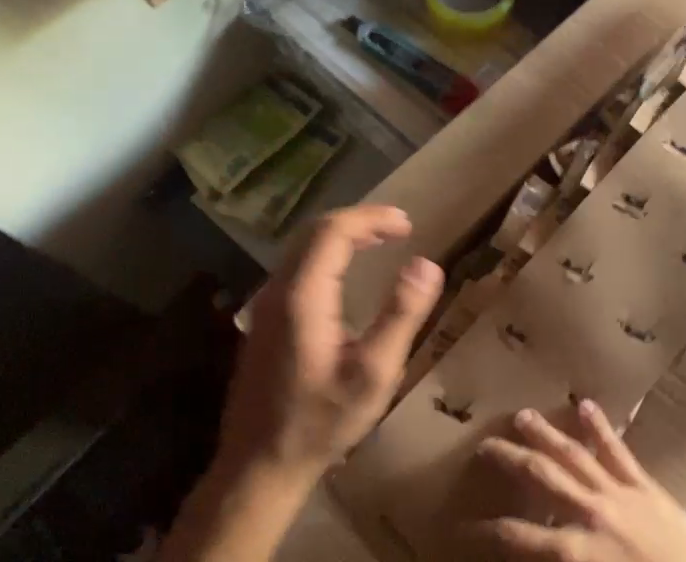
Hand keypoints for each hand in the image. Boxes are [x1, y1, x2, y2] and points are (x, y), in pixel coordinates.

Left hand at [217, 204, 444, 477]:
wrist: (257, 468)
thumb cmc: (321, 421)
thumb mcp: (373, 373)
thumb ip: (401, 315)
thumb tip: (428, 264)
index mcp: (303, 296)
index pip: (333, 231)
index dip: (372, 218)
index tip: (407, 225)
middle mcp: (277, 292)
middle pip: (314, 232)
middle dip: (358, 221)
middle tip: (398, 229)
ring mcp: (265, 307)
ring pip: (301, 249)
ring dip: (341, 236)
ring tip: (379, 242)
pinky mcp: (263, 323)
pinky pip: (296, 268)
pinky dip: (326, 256)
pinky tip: (345, 275)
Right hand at [475, 402, 685, 561]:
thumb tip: (531, 552)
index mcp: (571, 552)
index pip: (515, 537)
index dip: (484, 531)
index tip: (462, 525)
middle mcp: (589, 514)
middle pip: (540, 478)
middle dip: (510, 460)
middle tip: (485, 444)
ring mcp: (619, 494)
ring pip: (575, 455)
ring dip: (547, 434)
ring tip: (524, 415)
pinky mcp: (646, 487)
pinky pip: (619, 452)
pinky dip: (601, 428)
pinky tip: (585, 405)